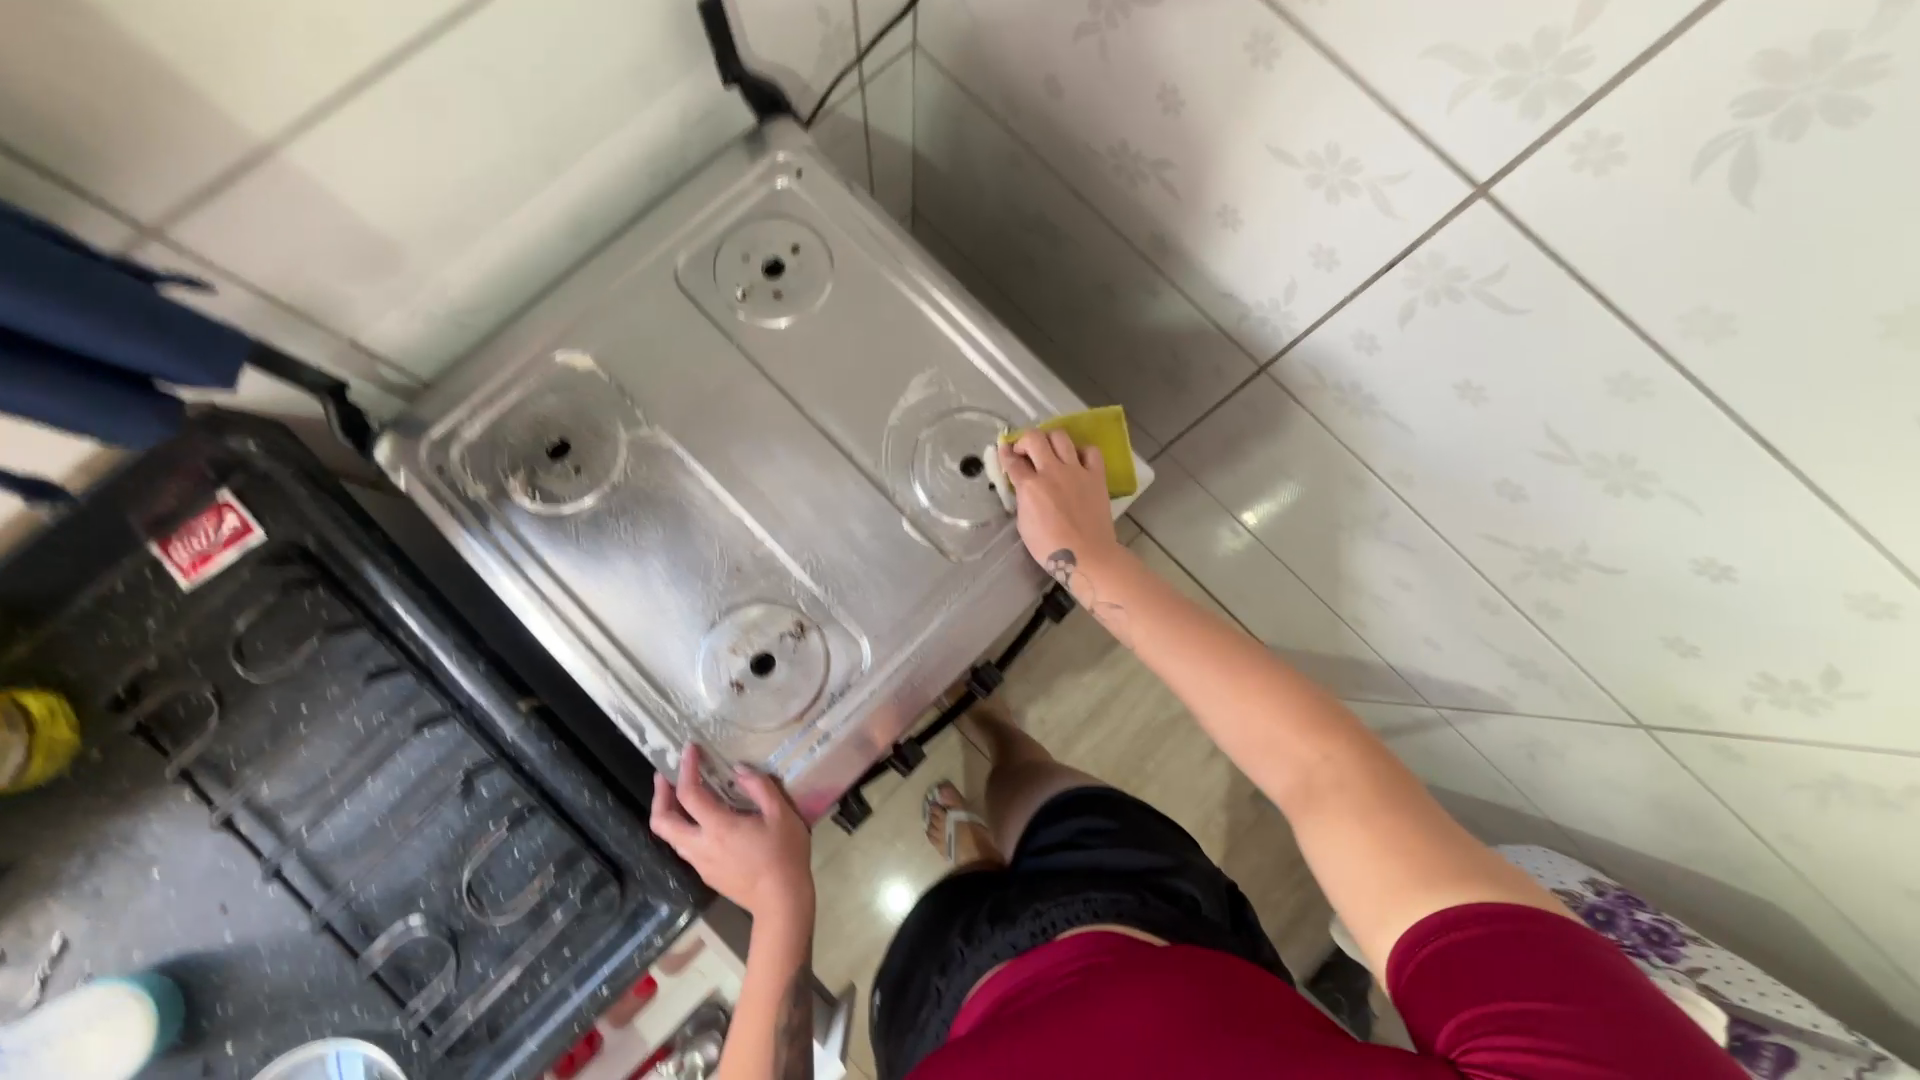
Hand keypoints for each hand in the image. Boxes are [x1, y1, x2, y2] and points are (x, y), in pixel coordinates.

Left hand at [650, 745, 813, 923]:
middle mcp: (701, 846)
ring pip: (670, 837)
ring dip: (669, 814)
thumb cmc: (784, 854)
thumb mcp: (781, 814)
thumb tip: (739, 770)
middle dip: (659, 796)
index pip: (689, 793)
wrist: (781, 901)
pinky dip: (684, 829)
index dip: (685, 769)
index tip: (689, 750)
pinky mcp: (706, 875)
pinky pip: (685, 848)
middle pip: (662, 822)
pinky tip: (702, 823)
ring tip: (681, 797)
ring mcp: (701, 863)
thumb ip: (760, 787)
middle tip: (666, 776)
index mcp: (718, 827)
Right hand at [999, 429, 1119, 593]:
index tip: (1004, 449)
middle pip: (1034, 438)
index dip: (1005, 453)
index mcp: (1030, 486)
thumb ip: (1023, 500)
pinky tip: (1077, 461)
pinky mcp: (1096, 475)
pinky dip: (1082, 452)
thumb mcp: (1024, 524)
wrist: (1087, 555)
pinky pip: (1091, 451)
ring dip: (1050, 440)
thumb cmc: (1049, 547)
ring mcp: (1076, 470)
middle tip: (1025, 452)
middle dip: (1025, 441)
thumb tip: (1025, 489)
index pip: (1012, 461)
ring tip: (1050, 451)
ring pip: (1060, 436)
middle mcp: (1052, 471)